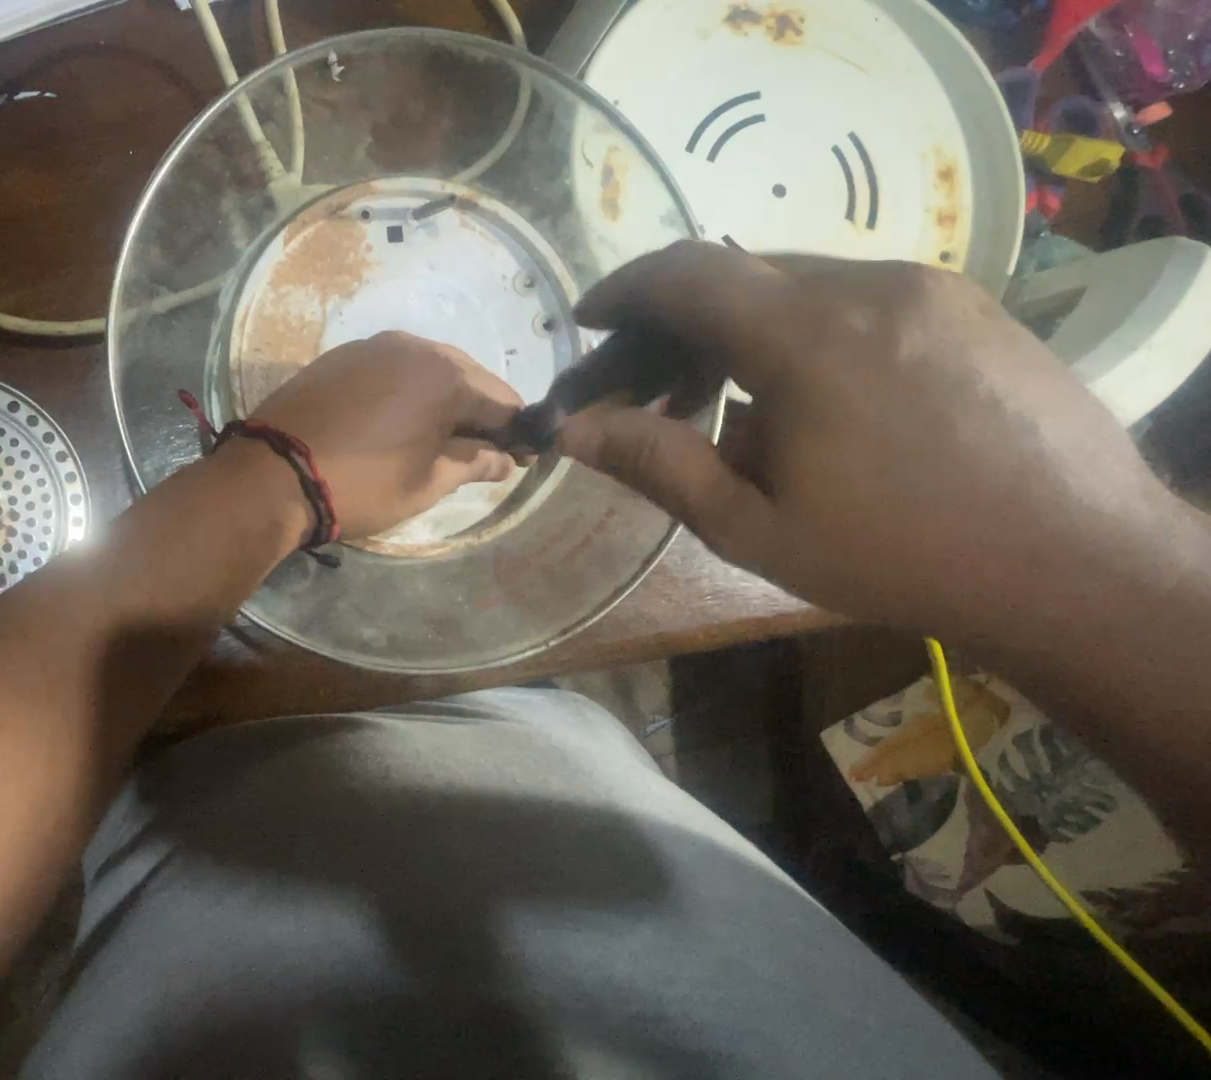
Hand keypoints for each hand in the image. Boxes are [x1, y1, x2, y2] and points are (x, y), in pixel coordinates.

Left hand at [249, 331, 520, 539]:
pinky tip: (399, 418)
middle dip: (479, 412)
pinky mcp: (339, 356)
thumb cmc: (359, 485)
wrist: (271, 475)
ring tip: (439, 436)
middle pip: (466, 377)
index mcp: (445, 376)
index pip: (501, 401)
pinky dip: (405, 390)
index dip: (516, 432)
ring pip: (426, 368)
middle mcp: (413, 347)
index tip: (519, 457)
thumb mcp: (425, 483)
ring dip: (442, 398)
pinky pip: (390, 368)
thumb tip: (504, 458)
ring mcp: (372, 346)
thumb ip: (472, 464)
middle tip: (480, 450)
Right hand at [558, 241, 1196, 641]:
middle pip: (734, 274)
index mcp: (809, 339)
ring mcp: (926, 290)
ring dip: (729, 328)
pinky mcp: (963, 305)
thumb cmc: (896, 555)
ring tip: (709, 400)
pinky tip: (789, 396)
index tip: (588, 326)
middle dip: (669, 323)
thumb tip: (571, 430)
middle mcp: (869, 287)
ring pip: (790, 283)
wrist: (1081, 564)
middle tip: (638, 387)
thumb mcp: (749, 526)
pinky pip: (847, 296)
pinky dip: (788, 329)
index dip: (623, 291)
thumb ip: (656, 464)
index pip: (687, 274)